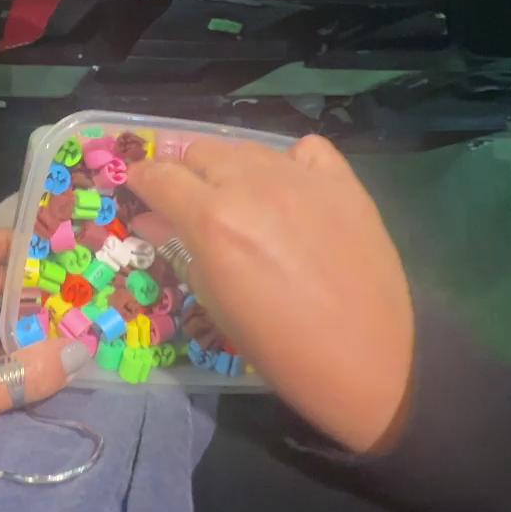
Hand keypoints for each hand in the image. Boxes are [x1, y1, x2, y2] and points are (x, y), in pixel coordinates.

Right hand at [128, 136, 414, 452]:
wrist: (374, 363)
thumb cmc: (280, 348)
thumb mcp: (214, 301)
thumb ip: (180, 248)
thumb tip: (153, 221)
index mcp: (213, 220)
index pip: (159, 177)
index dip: (140, 180)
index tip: (136, 189)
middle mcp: (252, 186)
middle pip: (199, 152)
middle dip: (183, 174)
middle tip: (187, 203)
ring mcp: (301, 178)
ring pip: (244, 148)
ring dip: (229, 169)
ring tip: (237, 199)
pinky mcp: (341, 181)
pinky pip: (301, 150)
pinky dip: (285, 162)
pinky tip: (288, 190)